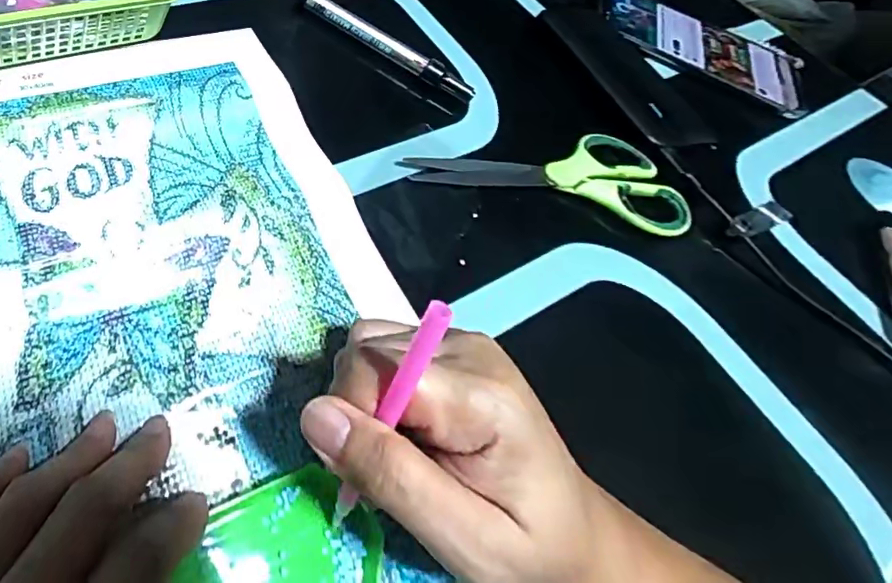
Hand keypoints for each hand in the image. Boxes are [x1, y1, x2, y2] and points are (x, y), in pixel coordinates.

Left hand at [0, 412, 207, 582]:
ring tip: (105, 424)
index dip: (169, 529)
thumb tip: (158, 582)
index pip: (129, 569)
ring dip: (68, 460)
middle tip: (158, 428)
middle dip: (127, 468)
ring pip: (18, 508)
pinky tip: (17, 455)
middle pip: (79, 517)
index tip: (195, 500)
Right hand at [301, 321, 733, 582]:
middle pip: (368, 350)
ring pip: (369, 342)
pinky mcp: (450, 346)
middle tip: (376, 476)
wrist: (578, 535)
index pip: (380, 369)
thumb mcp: (463, 539)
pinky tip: (403, 426)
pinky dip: (376, 386)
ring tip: (394, 451)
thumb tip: (314, 414)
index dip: (352, 418)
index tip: (355, 480)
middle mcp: (468, 347)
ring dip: (362, 397)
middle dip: (353, 411)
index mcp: (482, 394)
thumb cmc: (529, 552)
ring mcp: (460, 340)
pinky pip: (385, 347)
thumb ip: (390, 474)